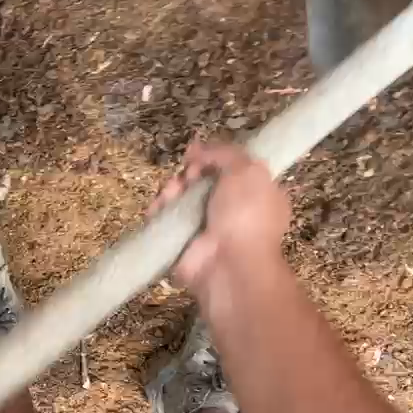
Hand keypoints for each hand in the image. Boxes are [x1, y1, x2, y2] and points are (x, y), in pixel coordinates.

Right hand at [150, 136, 290, 302]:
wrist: (229, 263)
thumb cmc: (246, 214)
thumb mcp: (247, 170)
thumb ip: (224, 153)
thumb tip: (197, 148)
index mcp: (255, 194)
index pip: (229, 170)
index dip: (211, 160)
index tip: (198, 156)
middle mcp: (230, 211)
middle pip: (199, 183)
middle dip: (187, 175)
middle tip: (186, 178)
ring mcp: (203, 228)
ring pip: (179, 199)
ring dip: (171, 191)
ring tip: (170, 194)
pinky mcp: (180, 242)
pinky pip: (164, 220)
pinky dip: (158, 212)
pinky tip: (158, 208)